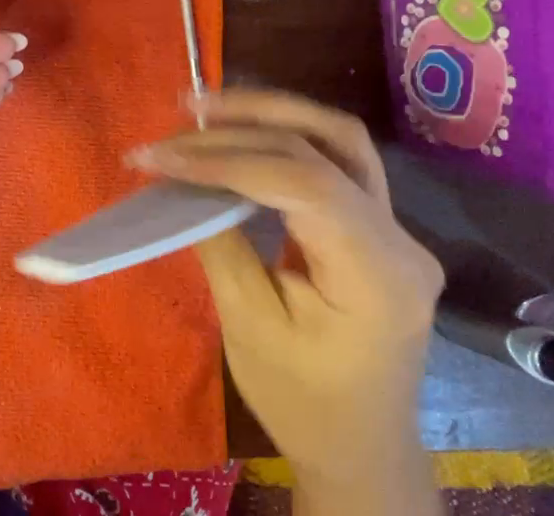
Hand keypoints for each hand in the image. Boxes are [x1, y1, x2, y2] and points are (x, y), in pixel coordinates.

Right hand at [128, 91, 443, 493]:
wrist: (360, 447)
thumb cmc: (302, 399)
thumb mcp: (249, 325)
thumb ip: (220, 245)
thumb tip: (180, 186)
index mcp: (377, 274)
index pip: (304, 183)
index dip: (224, 159)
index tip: (155, 158)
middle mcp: (398, 239)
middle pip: (325, 147)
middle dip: (239, 128)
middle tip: (170, 126)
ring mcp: (392, 230)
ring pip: (338, 140)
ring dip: (267, 114)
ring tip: (202, 107)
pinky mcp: (371, 229)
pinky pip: (330, 163)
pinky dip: (278, 138)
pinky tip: (232, 135)